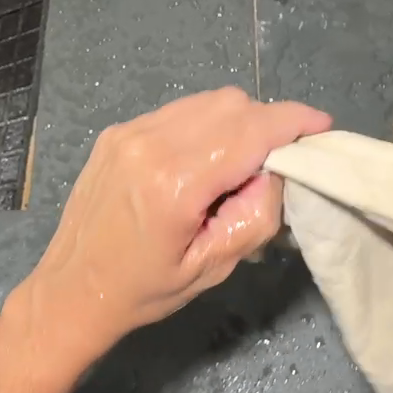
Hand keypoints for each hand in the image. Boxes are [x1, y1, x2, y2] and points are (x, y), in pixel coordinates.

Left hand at [12, 88, 329, 368]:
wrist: (71, 289)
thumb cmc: (144, 290)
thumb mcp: (212, 267)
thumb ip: (255, 214)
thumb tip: (275, 169)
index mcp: (174, 182)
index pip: (250, 130)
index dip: (293, 122)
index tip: (321, 126)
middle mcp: (150, 143)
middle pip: (231, 104)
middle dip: (267, 122)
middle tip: (280, 158)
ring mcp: (129, 131)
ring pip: (205, 102)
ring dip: (236, 121)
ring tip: (240, 162)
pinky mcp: (117, 131)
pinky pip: (178, 111)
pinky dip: (204, 124)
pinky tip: (203, 158)